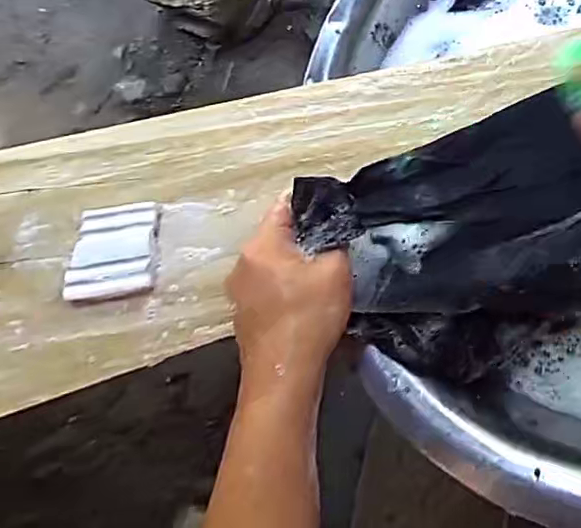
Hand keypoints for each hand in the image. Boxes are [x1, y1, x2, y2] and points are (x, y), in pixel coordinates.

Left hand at [226, 200, 351, 392]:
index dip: (315, 202)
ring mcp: (240, 291)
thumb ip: (335, 238)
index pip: (286, 205)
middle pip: (280, 232)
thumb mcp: (336, 268)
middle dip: (309, 232)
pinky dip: (291, 280)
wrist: (284, 379)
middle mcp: (243, 264)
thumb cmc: (309, 316)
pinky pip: (272, 281)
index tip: (339, 208)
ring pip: (277, 259)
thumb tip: (334, 227)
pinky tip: (313, 292)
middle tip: (340, 236)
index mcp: (260, 246)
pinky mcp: (247, 312)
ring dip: (301, 258)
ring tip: (330, 264)